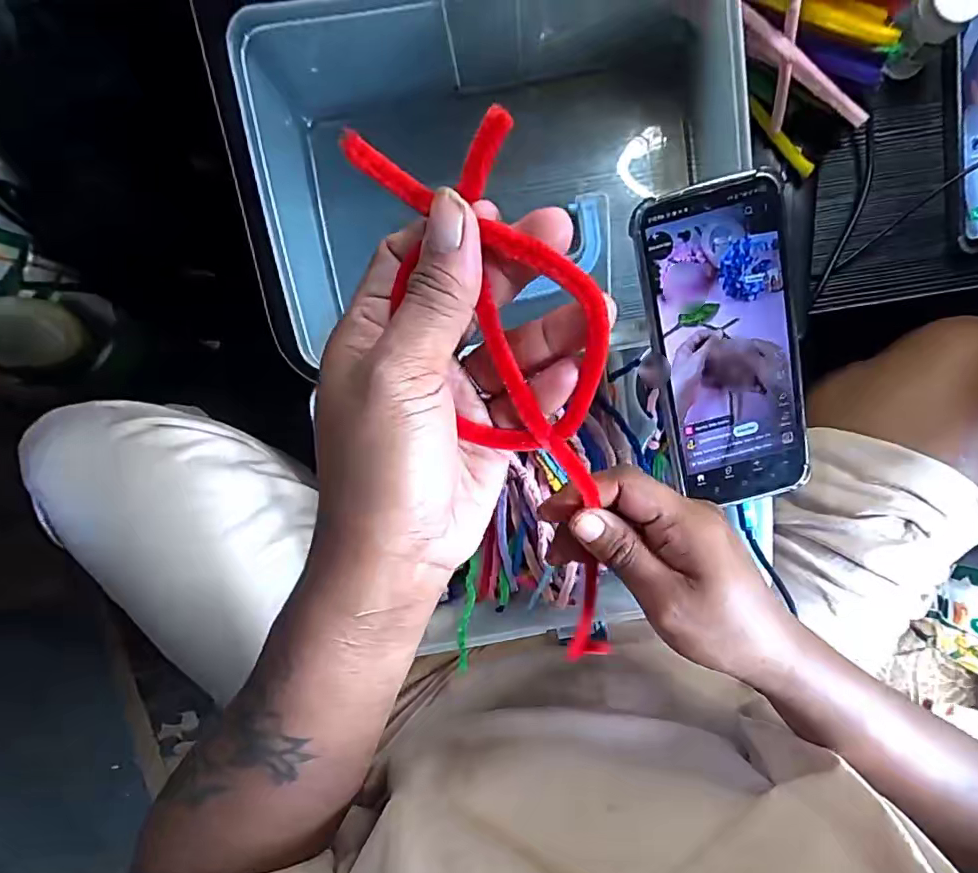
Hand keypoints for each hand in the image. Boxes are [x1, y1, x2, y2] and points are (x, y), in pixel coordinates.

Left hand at [314, 187, 612, 593]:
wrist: (400, 556)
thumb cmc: (384, 462)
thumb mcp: (400, 371)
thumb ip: (433, 296)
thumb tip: (453, 210)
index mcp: (378, 334)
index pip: (410, 262)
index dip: (451, 235)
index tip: (494, 216)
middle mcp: (418, 358)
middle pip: (471, 297)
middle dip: (517, 269)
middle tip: (565, 236)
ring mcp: (459, 397)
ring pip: (510, 350)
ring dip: (551, 330)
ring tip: (599, 310)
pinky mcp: (492, 433)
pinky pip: (525, 398)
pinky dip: (549, 385)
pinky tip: (574, 369)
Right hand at [539, 466, 801, 686]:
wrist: (769, 650)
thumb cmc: (719, 630)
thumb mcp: (663, 596)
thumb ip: (622, 552)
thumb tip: (580, 516)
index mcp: (685, 517)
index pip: (626, 482)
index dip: (582, 492)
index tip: (548, 518)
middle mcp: (687, 510)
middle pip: (625, 494)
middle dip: (583, 514)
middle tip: (553, 553)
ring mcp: (689, 525)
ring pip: (630, 512)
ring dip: (595, 530)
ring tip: (565, 561)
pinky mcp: (687, 541)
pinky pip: (644, 529)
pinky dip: (615, 541)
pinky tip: (595, 560)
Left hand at [670, 326, 719, 389]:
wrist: (679, 396)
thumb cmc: (686, 374)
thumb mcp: (698, 357)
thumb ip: (709, 345)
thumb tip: (719, 332)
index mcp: (685, 347)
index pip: (698, 334)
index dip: (710, 333)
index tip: (723, 336)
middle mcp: (686, 354)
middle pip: (701, 344)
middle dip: (712, 343)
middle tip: (725, 344)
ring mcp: (690, 364)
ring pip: (703, 354)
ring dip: (713, 353)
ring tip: (724, 353)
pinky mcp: (694, 374)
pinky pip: (704, 364)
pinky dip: (711, 363)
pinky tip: (719, 364)